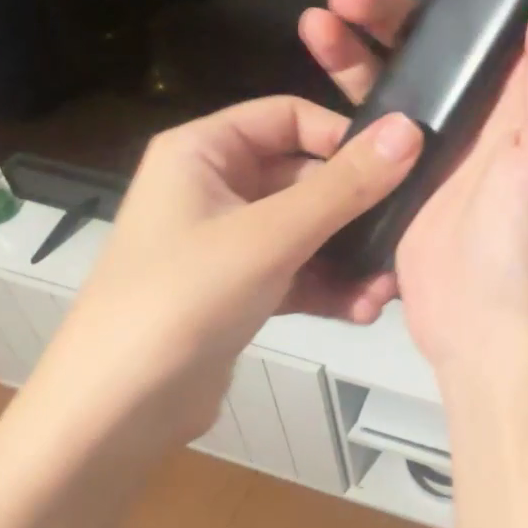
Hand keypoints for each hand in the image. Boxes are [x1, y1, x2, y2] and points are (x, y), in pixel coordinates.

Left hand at [25, 96, 421, 437]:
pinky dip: (328, 289)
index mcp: (204, 151)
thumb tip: (411, 128)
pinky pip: (296, 273)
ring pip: (306, 231)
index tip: (396, 167)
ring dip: (349, 257)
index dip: (342, 137)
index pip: (288, 117)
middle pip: (304, 177)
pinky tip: (363, 311)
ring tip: (386, 290)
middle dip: (356, 211)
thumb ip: (344, 185)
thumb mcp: (271, 235)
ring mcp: (226, 242)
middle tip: (405, 237)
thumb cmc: (184, 299)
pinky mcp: (238, 290)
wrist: (116, 410)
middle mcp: (214, 187)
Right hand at [298, 0, 527, 373]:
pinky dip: (346, 65)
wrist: (488, 336)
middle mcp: (492, 103)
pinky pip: (370, 101)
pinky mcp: (399, 164)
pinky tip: (317, 38)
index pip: (522, 2)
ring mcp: (442, 133)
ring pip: (406, 53)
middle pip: (456, 18)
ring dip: (374, 17)